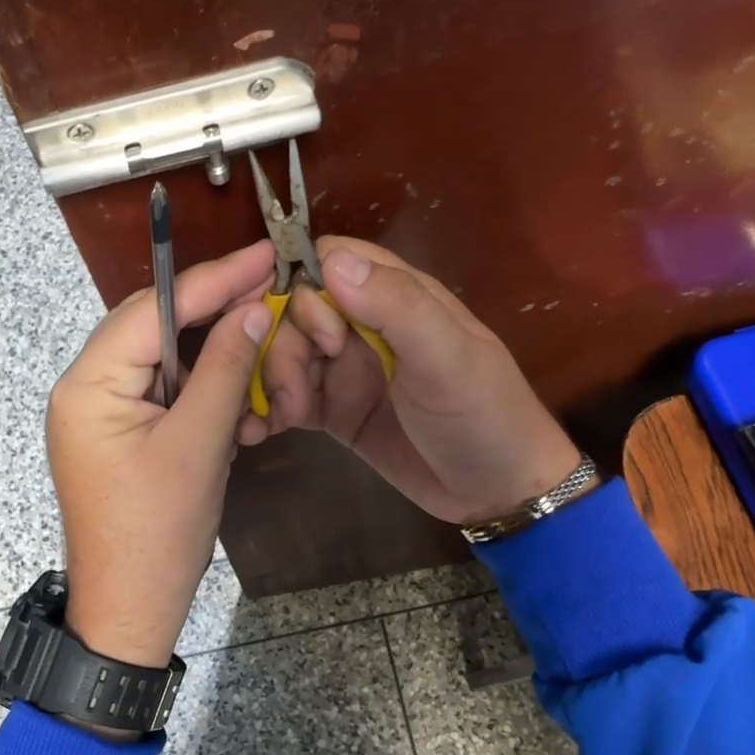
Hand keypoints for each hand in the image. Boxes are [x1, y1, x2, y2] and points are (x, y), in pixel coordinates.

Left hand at [48, 240, 277, 667]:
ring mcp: (101, 415)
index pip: (154, 308)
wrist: (129, 610)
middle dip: (217, 315)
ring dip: (217, 363)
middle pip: (156, 328)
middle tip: (273, 293)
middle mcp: (85, 389)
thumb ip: (225, 370)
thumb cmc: (157, 534)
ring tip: (266, 354)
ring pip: (166, 362)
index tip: (266, 255)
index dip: (215, 278)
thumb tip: (255, 309)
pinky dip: (205, 395)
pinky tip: (244, 407)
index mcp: (88, 385)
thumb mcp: (198, 445)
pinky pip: (165, 396)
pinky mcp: (121, 437)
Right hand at [250, 236, 583, 524]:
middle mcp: (364, 326)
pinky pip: (287, 397)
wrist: (498, 493)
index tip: (321, 340)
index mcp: (396, 297)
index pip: (329, 262)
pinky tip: (256, 431)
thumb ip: (396, 307)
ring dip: (271, 381)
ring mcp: (346, 370)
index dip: (306, 290)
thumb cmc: (484, 416)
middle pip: (294, 310)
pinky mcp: (334, 411)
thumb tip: (332, 261)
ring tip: (285, 419)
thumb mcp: (449, 360)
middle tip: (295, 395)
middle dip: (281, 347)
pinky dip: (266, 409)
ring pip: (283, 353)